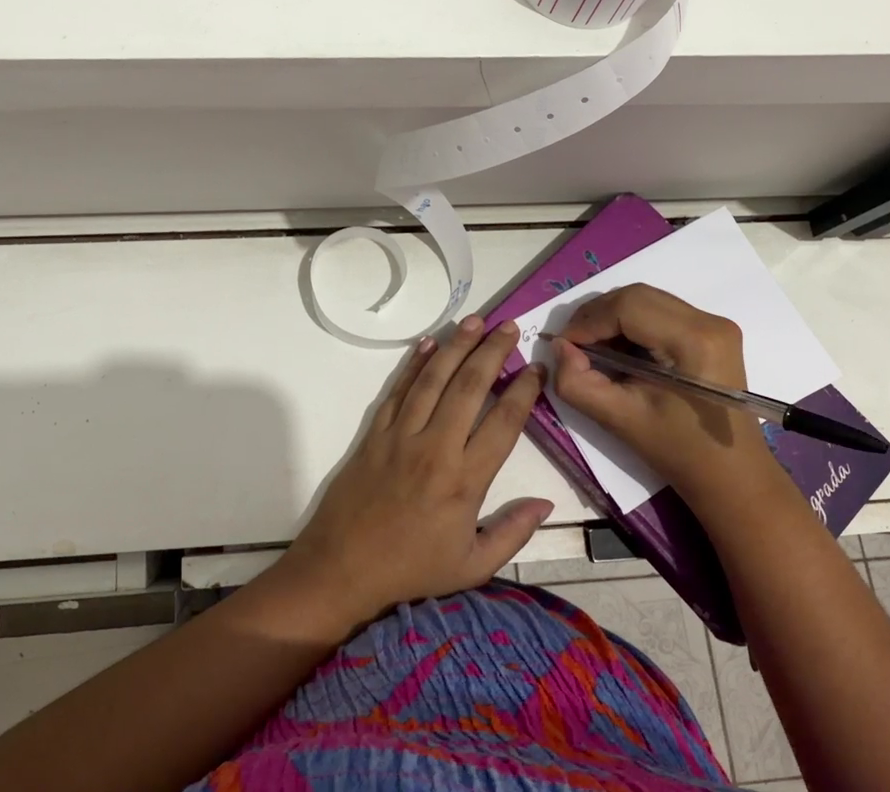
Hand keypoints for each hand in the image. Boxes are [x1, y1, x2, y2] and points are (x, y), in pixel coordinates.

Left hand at [273, 316, 551, 629]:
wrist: (343, 567)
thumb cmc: (412, 569)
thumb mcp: (473, 567)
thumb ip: (512, 533)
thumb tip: (546, 504)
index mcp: (465, 480)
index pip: (503, 422)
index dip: (523, 391)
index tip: (536, 368)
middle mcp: (435, 448)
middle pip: (469, 387)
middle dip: (492, 352)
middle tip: (509, 327)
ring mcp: (401, 436)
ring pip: (433, 380)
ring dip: (455, 346)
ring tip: (475, 321)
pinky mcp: (374, 434)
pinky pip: (398, 391)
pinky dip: (414, 365)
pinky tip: (428, 344)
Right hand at [549, 284, 786, 507]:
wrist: (730, 472)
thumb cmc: (678, 450)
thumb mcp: (619, 419)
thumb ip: (578, 383)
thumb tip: (560, 348)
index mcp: (694, 341)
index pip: (628, 307)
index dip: (588, 321)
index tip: (563, 346)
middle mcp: (709, 321)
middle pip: (637, 296)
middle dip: (597, 316)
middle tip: (572, 344)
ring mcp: (714, 323)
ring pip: (646, 300)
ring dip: (611, 318)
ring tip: (591, 347)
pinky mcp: (711, 331)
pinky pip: (659, 312)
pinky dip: (630, 324)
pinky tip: (617, 349)